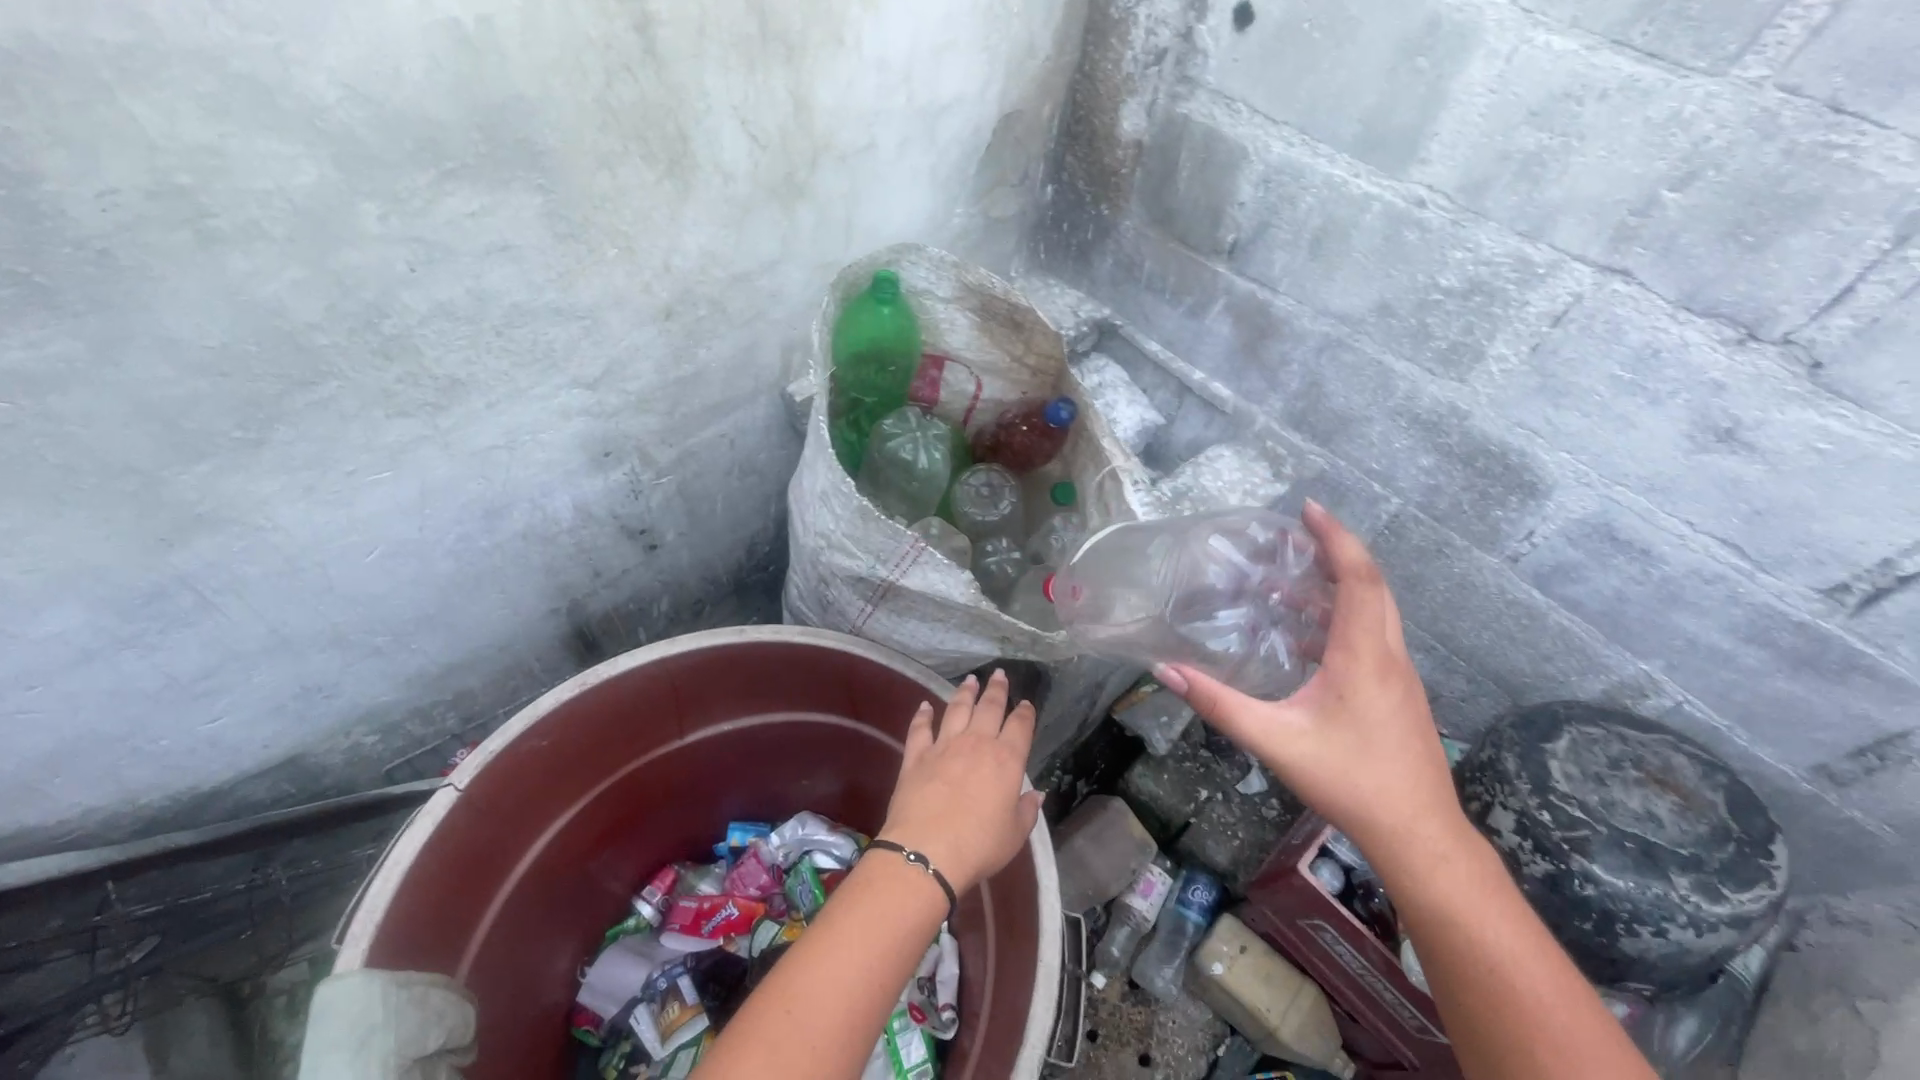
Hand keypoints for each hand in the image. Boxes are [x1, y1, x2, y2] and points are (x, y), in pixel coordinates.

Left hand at [878, 670, 1044, 894]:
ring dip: (964, 693)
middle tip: (998, 674)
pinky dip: (922, 716)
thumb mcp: (1015, 834)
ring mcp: (943, 747)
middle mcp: (976, 744)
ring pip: (956, 710)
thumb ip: (1027, 810)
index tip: (1025, 703)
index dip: (1025, 713)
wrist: (926, 851)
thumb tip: (1037, 794)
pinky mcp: (915, 757)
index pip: (1020, 727)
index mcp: (1007, 760)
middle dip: (996, 690)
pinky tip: (924, 706)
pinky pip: (920, 729)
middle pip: (989, 708)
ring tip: (970, 680)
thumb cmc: (979, 846)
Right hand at [1156, 501, 1466, 868]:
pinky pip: (1373, 637)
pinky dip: (1342, 620)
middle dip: (1336, 552)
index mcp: (1363, 654)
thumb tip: (1167, 671)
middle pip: (1371, 585)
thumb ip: (1219, 704)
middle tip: (1295, 537)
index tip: (1308, 509)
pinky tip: (1305, 642)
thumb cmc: (1348, 780)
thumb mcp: (1274, 741)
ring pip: (1375, 611)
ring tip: (1290, 583)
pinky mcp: (1400, 694)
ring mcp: (1400, 675)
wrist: (1417, 831)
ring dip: (1338, 588)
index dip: (1336, 537)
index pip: (1358, 577)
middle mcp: (1388, 654)